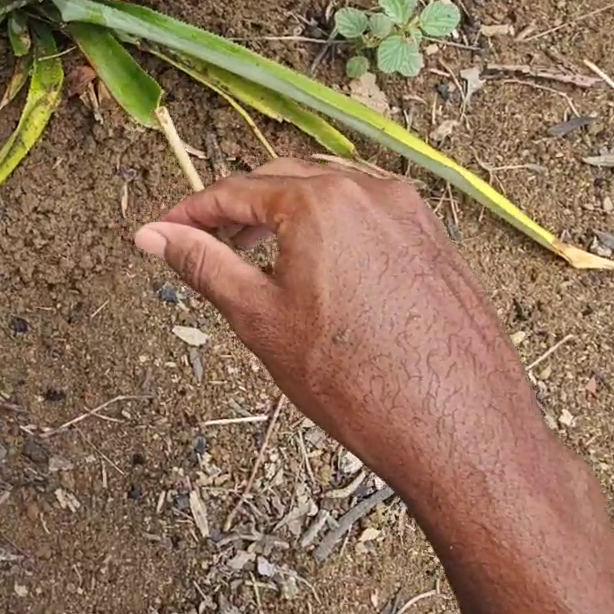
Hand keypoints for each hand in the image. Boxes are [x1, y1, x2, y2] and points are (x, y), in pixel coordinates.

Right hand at [134, 159, 549, 501]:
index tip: (164, 232)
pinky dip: (326, 227)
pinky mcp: (435, 242)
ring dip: (281, 213)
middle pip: (280, 180)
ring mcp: (411, 215)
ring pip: (326, 193)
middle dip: (235, 208)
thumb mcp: (256, 315)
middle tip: (202, 242)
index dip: (189, 212)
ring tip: (255, 254)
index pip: (233, 190)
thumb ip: (201, 262)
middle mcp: (370, 192)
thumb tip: (152, 236)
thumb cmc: (355, 379)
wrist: (460, 433)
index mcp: (321, 202)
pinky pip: (365, 214)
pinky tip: (314, 268)